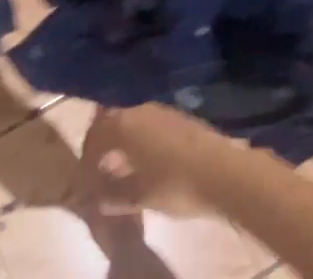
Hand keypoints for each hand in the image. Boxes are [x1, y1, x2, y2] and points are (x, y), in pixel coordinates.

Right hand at [74, 103, 233, 217]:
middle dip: (105, 142)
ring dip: (126, 140)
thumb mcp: (143, 196)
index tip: (87, 173)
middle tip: (103, 164)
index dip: (88, 155)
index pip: (95, 136)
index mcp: (122, 126)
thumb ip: (117, 197)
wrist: (225, 172)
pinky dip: (145, 139)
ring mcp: (161, 111)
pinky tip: (153, 159)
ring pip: (133, 121)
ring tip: (128, 164)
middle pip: (112, 122)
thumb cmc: (176, 184)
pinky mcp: (181, 117)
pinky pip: (152, 124)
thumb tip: (99, 202)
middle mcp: (138, 110)